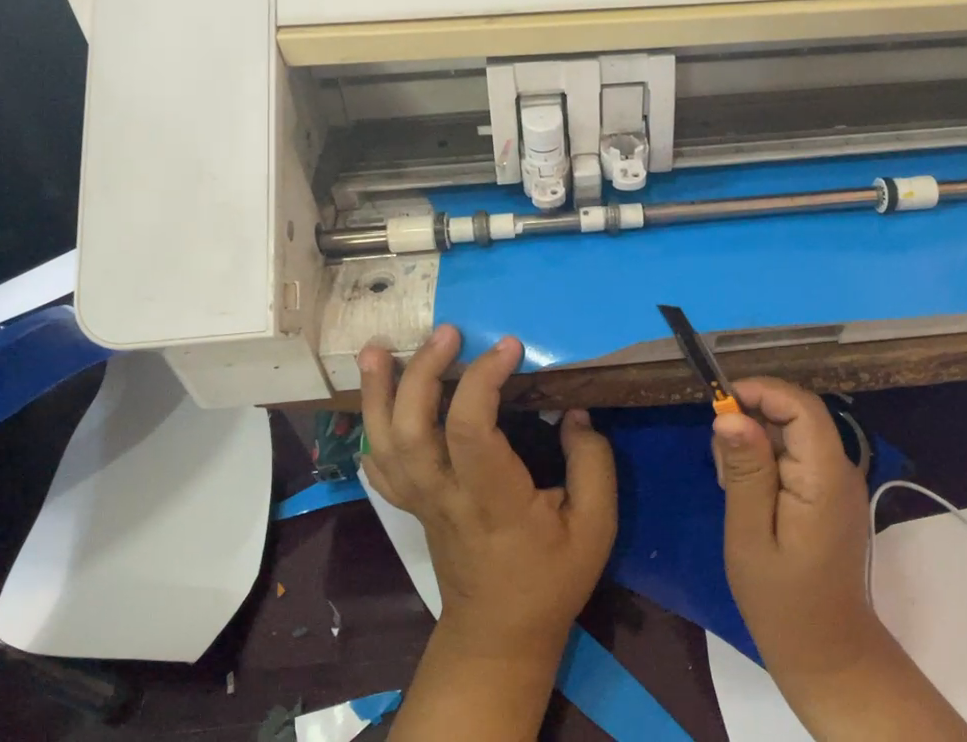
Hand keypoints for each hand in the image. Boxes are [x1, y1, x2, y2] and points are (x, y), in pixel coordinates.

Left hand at [359, 324, 616, 652]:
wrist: (499, 633)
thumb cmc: (551, 579)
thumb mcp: (596, 528)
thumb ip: (592, 464)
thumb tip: (574, 412)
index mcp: (493, 500)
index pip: (470, 429)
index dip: (483, 379)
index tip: (509, 347)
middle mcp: (445, 496)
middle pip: (411, 428)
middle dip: (421, 372)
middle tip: (448, 333)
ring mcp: (421, 501)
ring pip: (382, 444)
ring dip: (376, 393)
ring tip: (377, 347)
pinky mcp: (412, 506)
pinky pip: (378, 467)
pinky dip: (370, 430)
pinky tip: (374, 399)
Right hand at [713, 378, 880, 676]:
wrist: (826, 652)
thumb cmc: (781, 600)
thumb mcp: (749, 535)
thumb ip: (745, 471)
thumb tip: (730, 413)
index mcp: (825, 476)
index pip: (801, 405)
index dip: (761, 392)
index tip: (718, 404)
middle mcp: (840, 470)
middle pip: (797, 415)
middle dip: (752, 419)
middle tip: (718, 461)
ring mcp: (838, 483)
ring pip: (793, 434)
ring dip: (756, 442)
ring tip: (728, 483)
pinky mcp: (829, 496)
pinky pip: (797, 458)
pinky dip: (767, 462)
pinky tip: (746, 496)